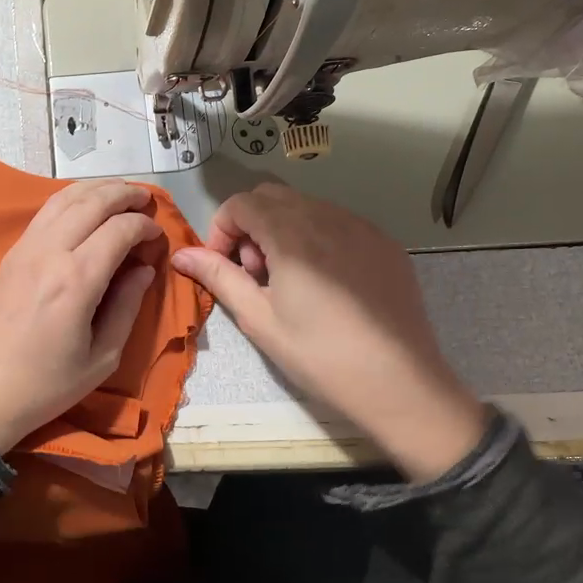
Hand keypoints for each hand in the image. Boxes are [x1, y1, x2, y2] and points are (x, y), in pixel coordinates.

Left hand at [0, 179, 163, 452]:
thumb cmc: (46, 384)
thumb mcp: (101, 357)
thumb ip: (127, 306)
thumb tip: (144, 269)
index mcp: (76, 279)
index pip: (119, 229)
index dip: (144, 225)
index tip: (158, 237)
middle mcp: (49, 252)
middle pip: (91, 202)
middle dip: (123, 193)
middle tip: (146, 198)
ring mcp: (25, 248)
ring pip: (63, 198)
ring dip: (95, 190)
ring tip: (119, 194)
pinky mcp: (11, 254)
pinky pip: (44, 212)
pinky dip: (70, 200)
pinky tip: (85, 208)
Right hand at [170, 184, 487, 481]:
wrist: (402, 385)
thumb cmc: (321, 356)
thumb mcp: (259, 320)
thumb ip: (219, 277)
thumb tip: (180, 254)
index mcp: (292, 235)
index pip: (241, 203)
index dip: (222, 229)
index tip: (224, 266)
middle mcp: (327, 218)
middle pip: (272, 196)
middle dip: (250, 225)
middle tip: (254, 273)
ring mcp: (362, 228)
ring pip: (306, 206)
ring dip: (282, 229)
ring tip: (288, 280)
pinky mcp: (385, 243)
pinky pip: (338, 222)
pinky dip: (316, 237)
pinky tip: (324, 283)